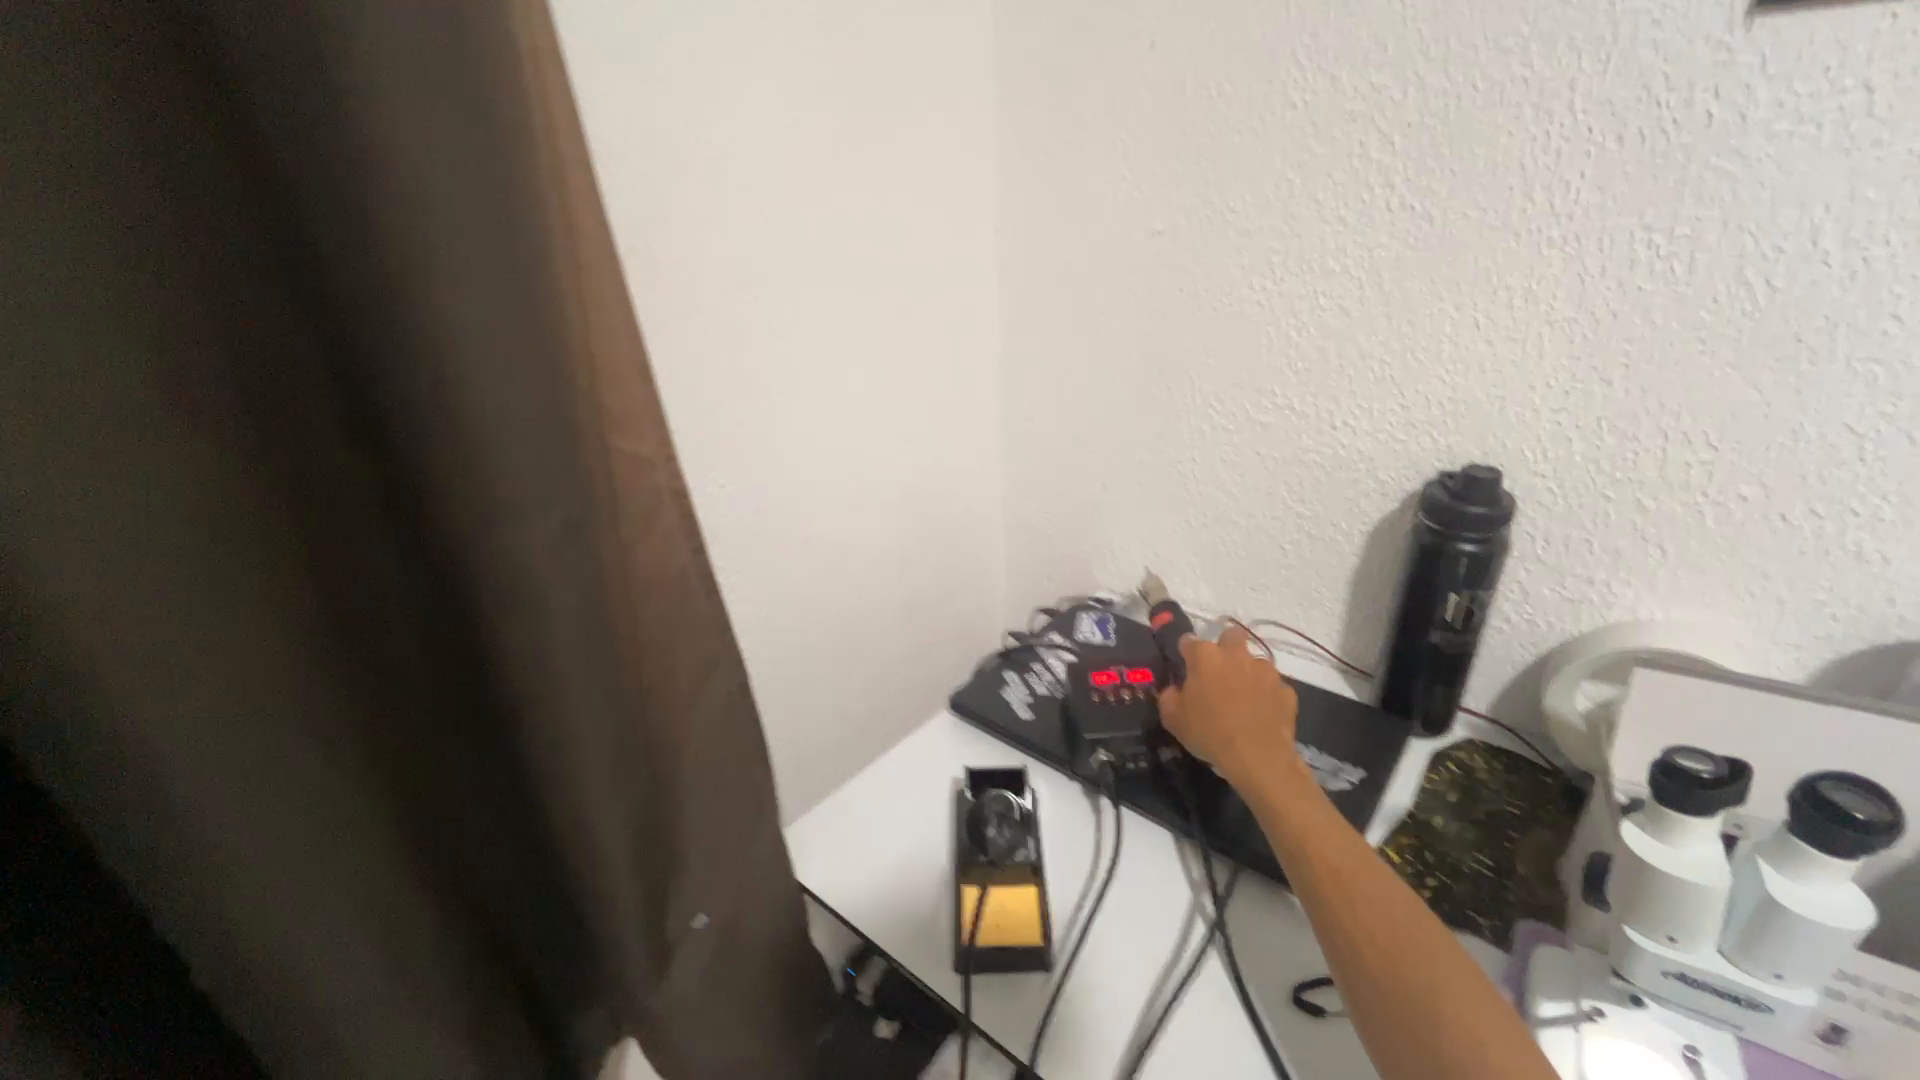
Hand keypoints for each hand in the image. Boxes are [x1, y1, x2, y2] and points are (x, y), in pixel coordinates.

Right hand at [1159, 625, 1306, 793]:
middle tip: (1219, 671)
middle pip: (1231, 636)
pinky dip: (1267, 695)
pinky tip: (1261, 714)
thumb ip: (1169, 695)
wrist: (1257, 756)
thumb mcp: (1172, 717)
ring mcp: (1266, 671)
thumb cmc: (1208, 732)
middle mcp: (1237, 655)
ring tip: (1243, 698)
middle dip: (1225, 647)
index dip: (1186, 653)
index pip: (1189, 641)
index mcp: (1205, 656)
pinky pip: (1273, 686)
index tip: (1185, 668)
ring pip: (1255, 661)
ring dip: (1247, 673)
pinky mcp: (1286, 689)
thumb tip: (1176, 689)